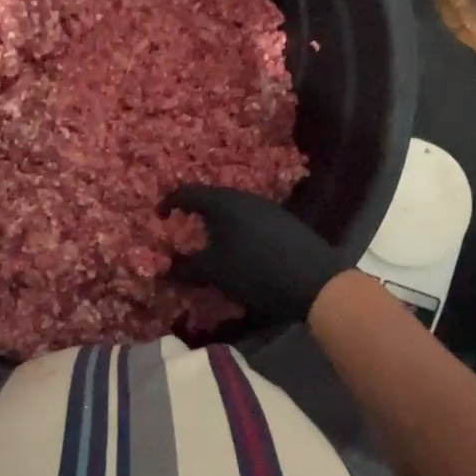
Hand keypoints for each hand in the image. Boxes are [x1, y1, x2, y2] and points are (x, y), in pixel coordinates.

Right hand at [165, 185, 351, 324]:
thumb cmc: (254, 272)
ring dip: (218, 224)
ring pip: (233, 210)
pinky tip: (240, 252)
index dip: (169, 203)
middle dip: (195, 214)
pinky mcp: (284, 223)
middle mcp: (244, 198)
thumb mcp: (214, 273)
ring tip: (210, 244)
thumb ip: (186, 268)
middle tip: (184, 230)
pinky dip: (237, 232)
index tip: (160, 216)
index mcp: (222, 203)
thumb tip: (167, 268)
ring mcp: (268, 209)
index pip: (187, 193)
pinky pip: (251, 221)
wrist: (314, 282)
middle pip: (212, 200)